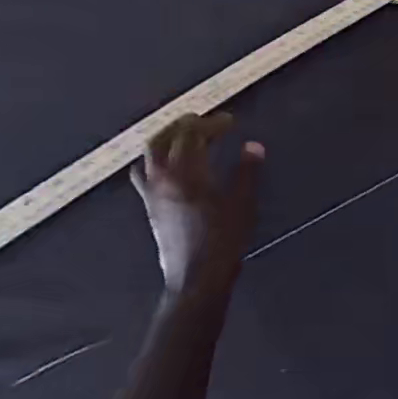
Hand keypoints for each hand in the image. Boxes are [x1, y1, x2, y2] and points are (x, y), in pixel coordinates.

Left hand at [129, 112, 263, 297]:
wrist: (197, 278)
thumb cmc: (224, 238)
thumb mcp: (243, 202)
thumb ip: (247, 171)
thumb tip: (253, 146)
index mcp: (185, 173)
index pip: (191, 135)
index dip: (210, 123)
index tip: (230, 120)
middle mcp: (161, 179)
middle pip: (161, 140)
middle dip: (181, 125)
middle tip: (202, 120)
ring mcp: (151, 194)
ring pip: (148, 156)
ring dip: (164, 140)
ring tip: (183, 137)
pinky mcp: (150, 208)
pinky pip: (145, 173)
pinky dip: (156, 160)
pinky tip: (171, 166)